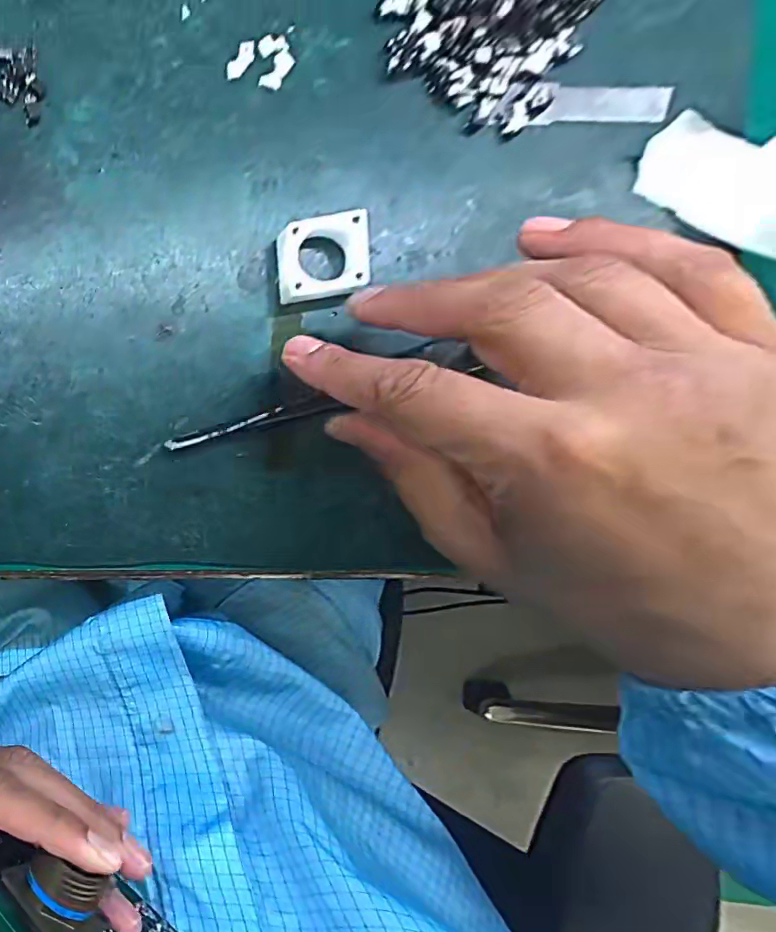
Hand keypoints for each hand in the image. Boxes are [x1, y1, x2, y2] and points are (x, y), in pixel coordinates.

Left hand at [0, 746, 152, 931]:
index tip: (103, 860)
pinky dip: (63, 807)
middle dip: (81, 814)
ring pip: (27, 773)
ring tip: (128, 855)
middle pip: (19, 772)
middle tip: (133, 864)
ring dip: (81, 810)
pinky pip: (21, 784)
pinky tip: (101, 826)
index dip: (49, 821)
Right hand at [283, 217, 775, 689]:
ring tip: (446, 278)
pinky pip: (695, 265)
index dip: (346, 369)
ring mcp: (713, 360)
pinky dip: (616, 240)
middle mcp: (629, 392)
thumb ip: (415, 475)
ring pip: (590, 276)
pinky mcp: (770, 347)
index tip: (302, 353)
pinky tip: (555, 235)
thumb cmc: (614, 598)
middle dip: (420, 301)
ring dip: (502, 267)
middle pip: (504, 310)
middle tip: (369, 308)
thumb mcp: (486, 550)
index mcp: (548, 456)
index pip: (417, 392)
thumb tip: (350, 421)